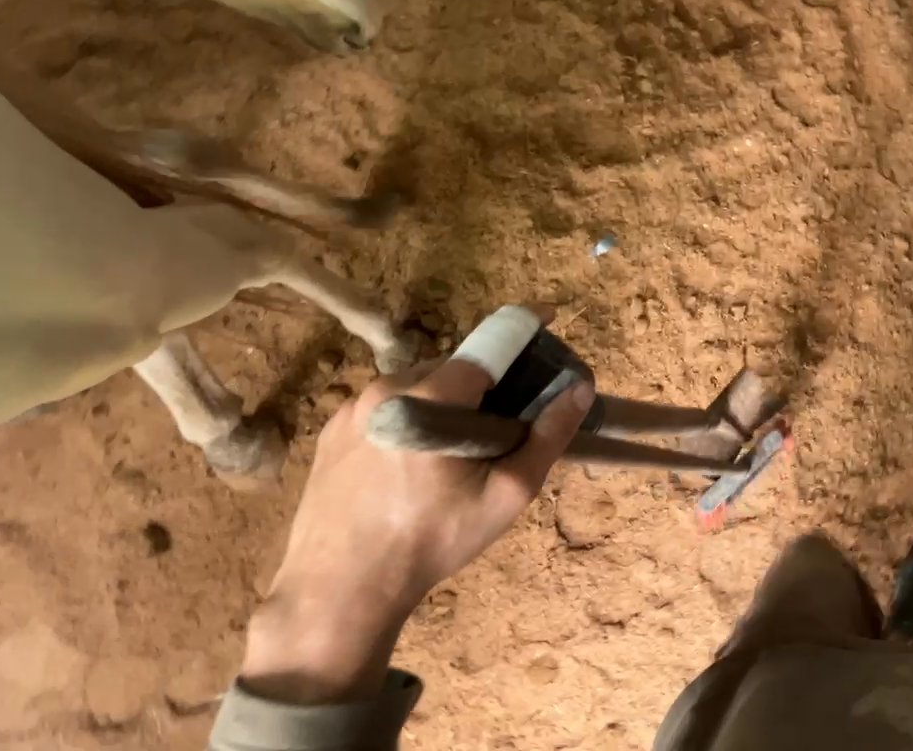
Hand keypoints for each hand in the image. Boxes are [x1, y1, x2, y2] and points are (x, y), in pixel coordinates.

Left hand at [238, 340, 594, 703]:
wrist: (336, 595)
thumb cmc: (432, 542)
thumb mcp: (507, 493)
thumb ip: (548, 436)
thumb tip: (581, 390)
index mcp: (429, 397)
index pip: (490, 342)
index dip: (525, 328)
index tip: (550, 318)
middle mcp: (384, 389)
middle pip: (456, 365)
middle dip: (489, 380)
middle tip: (508, 418)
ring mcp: (351, 409)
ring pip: (421, 384)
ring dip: (451, 399)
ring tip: (464, 447)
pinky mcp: (331, 432)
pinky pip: (389, 406)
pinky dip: (416, 417)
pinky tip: (420, 461)